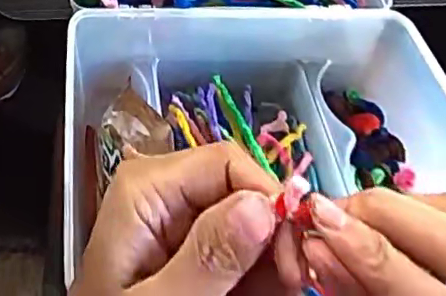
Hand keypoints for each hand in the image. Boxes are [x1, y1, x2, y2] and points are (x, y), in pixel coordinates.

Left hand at [74, 142, 303, 295]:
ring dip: (273, 258)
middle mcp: (165, 190)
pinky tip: (262, 295)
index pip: (224, 162)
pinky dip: (260, 274)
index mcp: (147, 185)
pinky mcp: (192, 251)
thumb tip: (260, 205)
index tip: (296, 256)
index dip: (268, 199)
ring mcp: (179, 221)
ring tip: (283, 292)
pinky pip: (238, 250)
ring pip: (247, 222)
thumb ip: (207, 257)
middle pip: (239, 189)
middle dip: (274, 233)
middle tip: (298, 284)